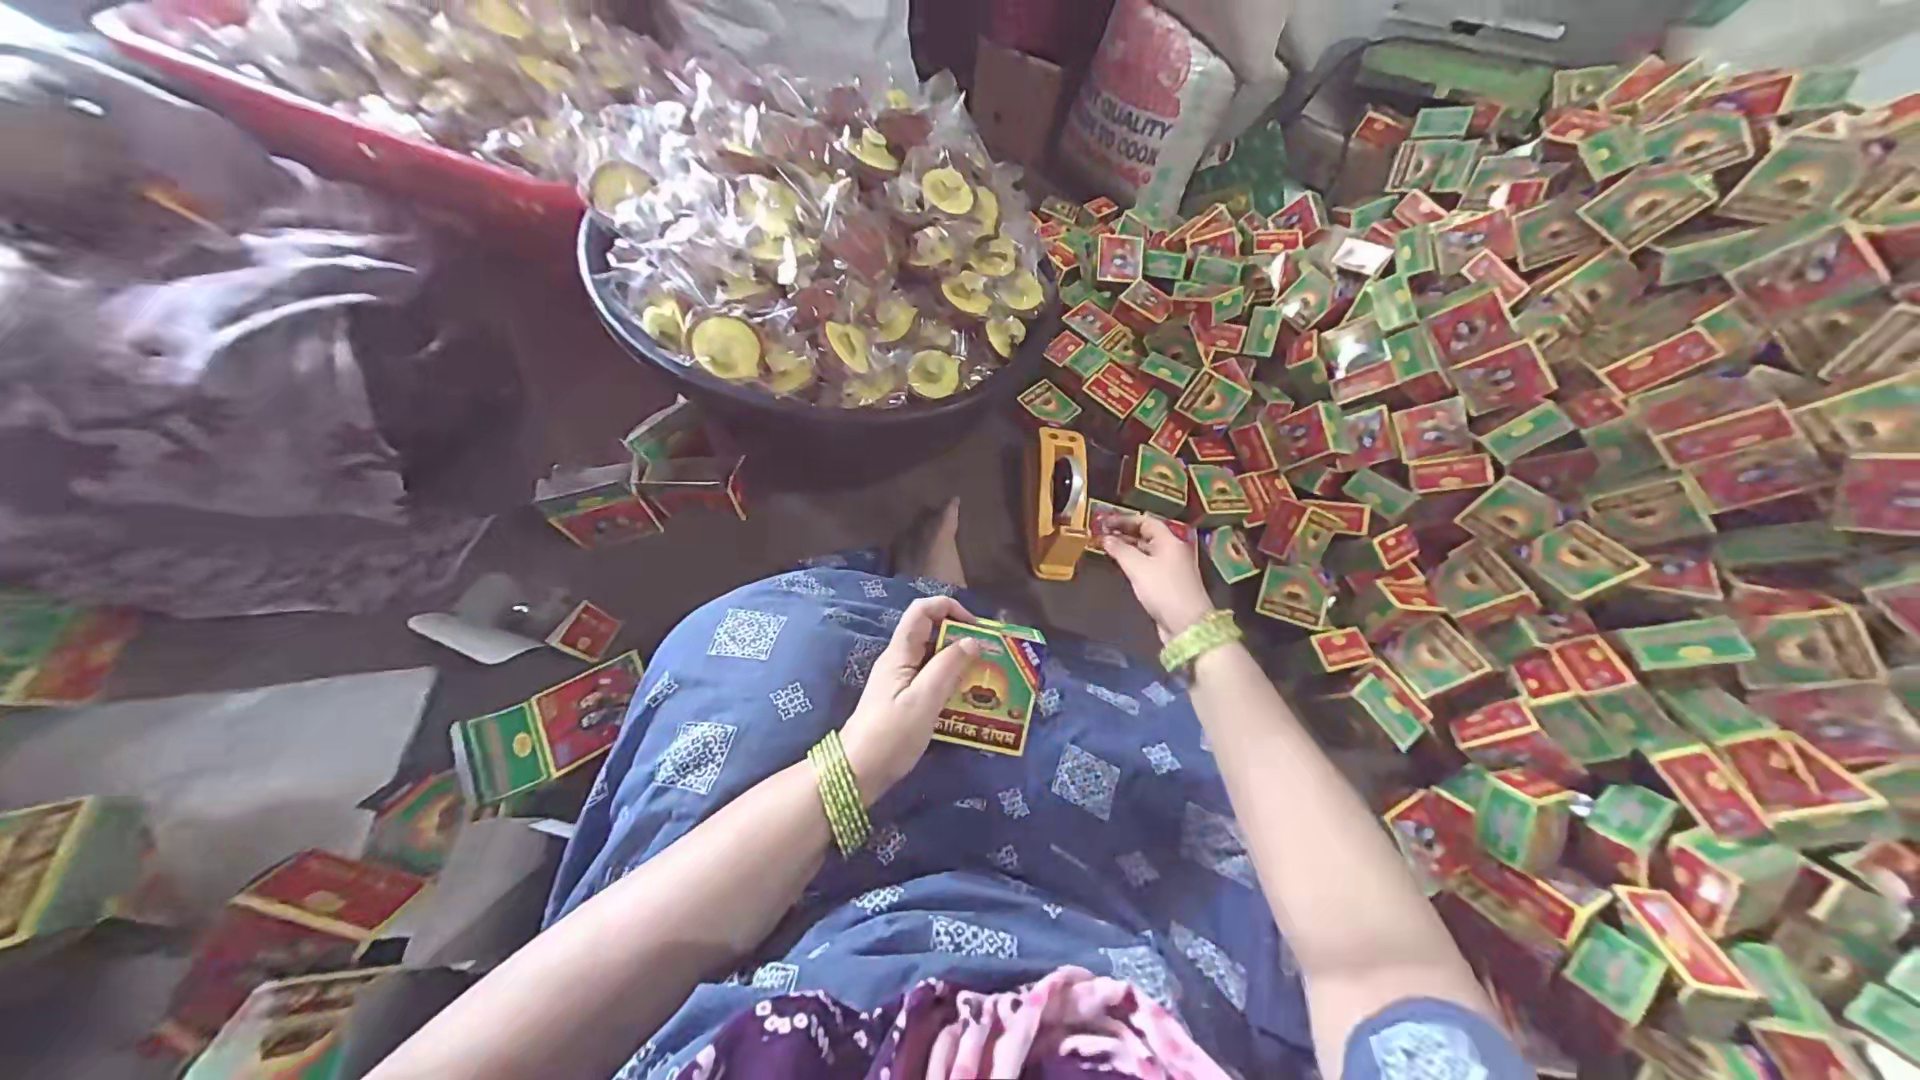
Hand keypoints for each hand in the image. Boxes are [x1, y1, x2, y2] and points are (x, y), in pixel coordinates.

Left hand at [838, 596, 981, 804]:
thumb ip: (948, 667)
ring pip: (932, 657)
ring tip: (984, 676)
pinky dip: (950, 681)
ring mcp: (900, 680)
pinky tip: (966, 698)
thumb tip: (972, 640)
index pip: (921, 611)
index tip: (976, 627)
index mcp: (900, 653)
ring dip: (958, 661)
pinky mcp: (903, 699)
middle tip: (988, 655)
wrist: (857, 772)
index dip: (949, 608)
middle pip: (930, 632)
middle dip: (960, 636)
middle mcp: (899, 660)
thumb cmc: (890, 734)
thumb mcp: (924, 700)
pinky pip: (930, 679)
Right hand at [1101, 515, 1212, 641]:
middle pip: (1147, 535)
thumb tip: (1106, 538)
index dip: (1125, 520)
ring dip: (1128, 548)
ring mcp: (1171, 567)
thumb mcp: (1138, 567)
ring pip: (1147, 551)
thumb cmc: (1163, 590)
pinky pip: (1148, 565)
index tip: (1105, 522)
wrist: (1187, 624)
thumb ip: (1120, 550)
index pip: (1146, 521)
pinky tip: (1121, 565)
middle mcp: (1172, 550)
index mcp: (1169, 541)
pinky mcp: (1168, 583)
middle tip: (1102, 534)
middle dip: (1124, 533)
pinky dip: (1134, 562)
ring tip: (1107, 548)